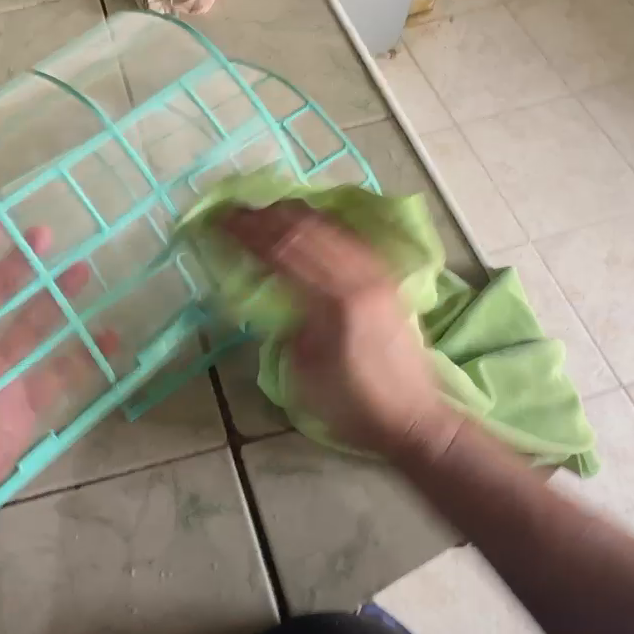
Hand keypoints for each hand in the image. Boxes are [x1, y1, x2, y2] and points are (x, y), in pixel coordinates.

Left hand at [0, 224, 101, 545]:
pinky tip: (109, 340)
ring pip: (34, 331)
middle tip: (47, 234)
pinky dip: (84, 358)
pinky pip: (59, 377)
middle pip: (0, 302)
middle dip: (22, 268)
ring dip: (57, 302)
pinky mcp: (25, 411)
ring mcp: (1, 381)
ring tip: (85, 272)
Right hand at [219, 200, 458, 457]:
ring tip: (262, 214)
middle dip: (264, 216)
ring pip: (327, 224)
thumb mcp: (303, 369)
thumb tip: (267, 291)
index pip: (282, 249)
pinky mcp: (385, 276)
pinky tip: (301, 224)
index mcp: (334, 299)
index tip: (220, 222)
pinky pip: (345, 235)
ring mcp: (376, 272)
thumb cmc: (352, 404)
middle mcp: (358, 275)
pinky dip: (316, 224)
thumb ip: (285, 321)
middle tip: (234, 213)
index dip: (248, 232)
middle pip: (304, 227)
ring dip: (290, 215)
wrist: (413, 419)